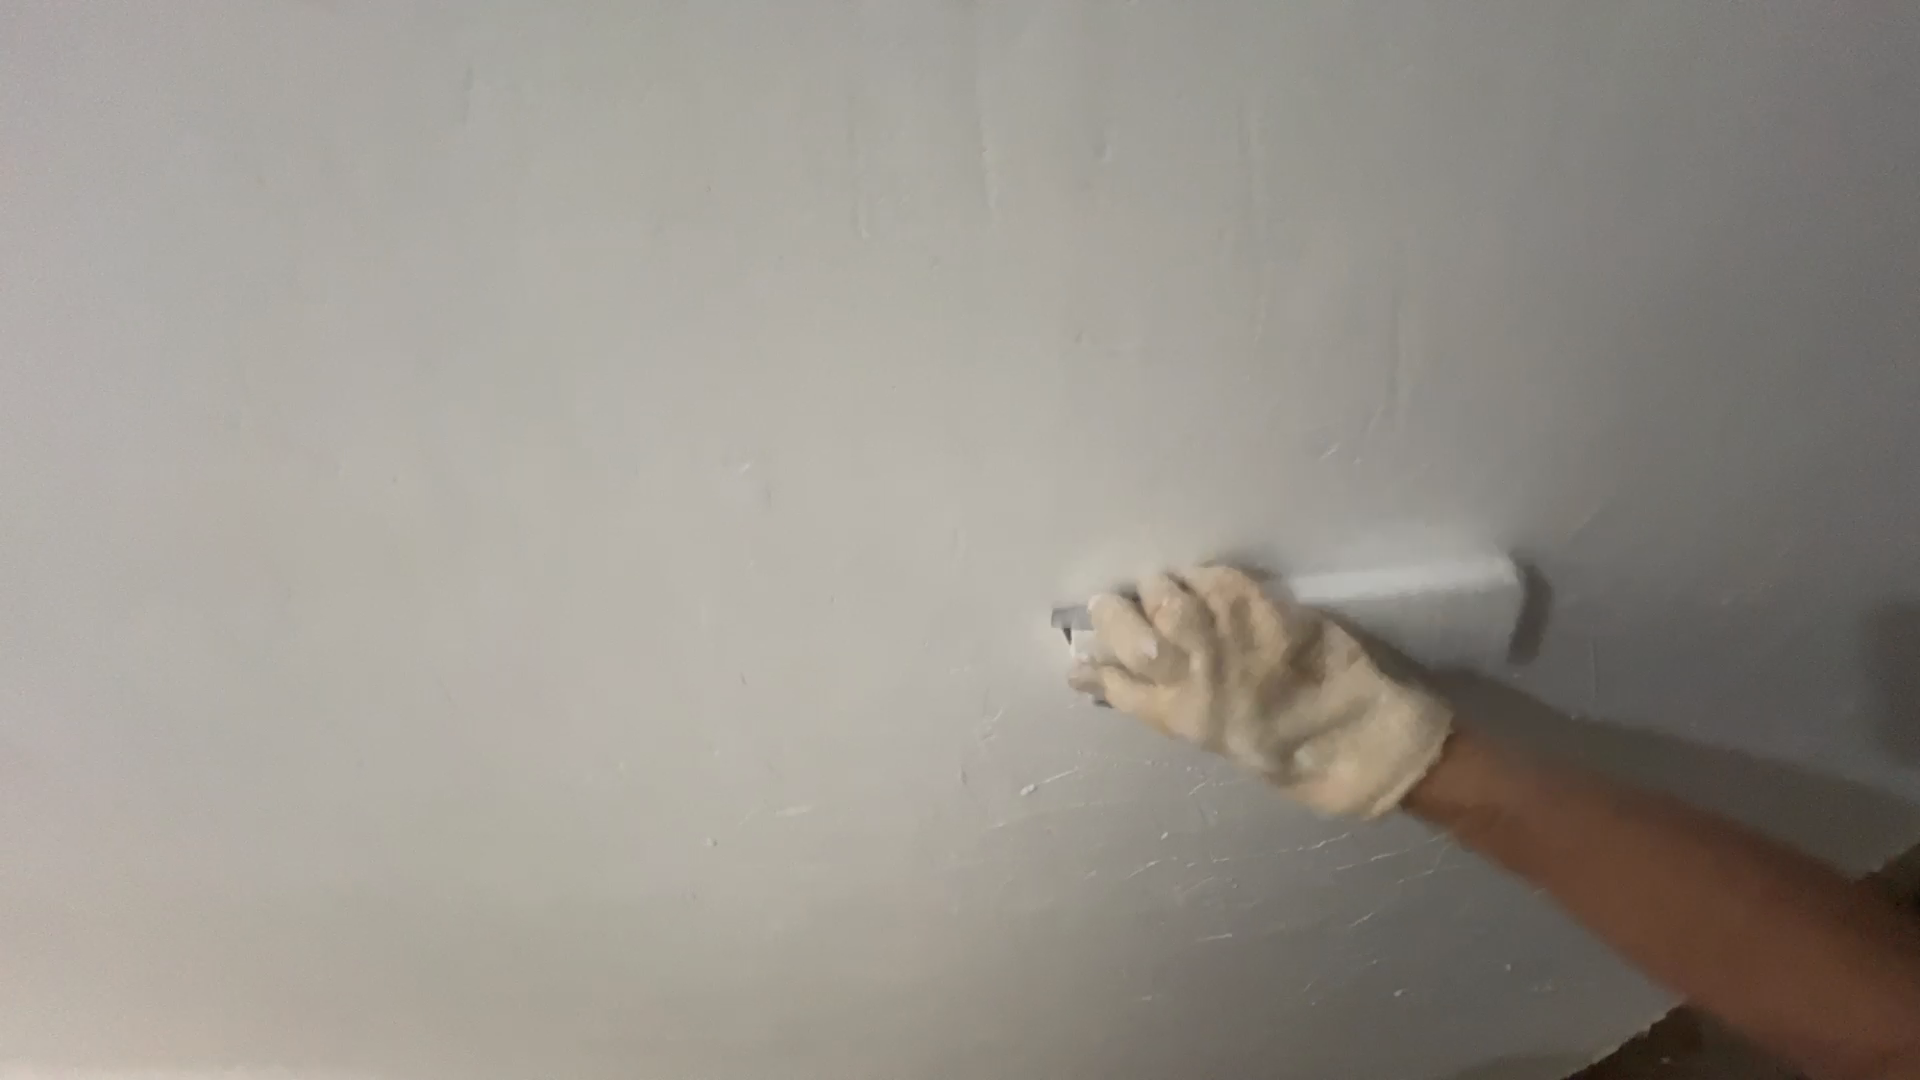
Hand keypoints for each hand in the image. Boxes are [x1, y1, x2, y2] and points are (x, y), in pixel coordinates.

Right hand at [1067, 566, 1451, 817]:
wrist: (1369, 745)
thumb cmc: (1299, 762)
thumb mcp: (1226, 746)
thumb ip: (1184, 712)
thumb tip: (1152, 687)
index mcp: (1181, 717)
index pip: (1114, 684)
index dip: (1092, 666)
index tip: (1078, 659)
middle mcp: (1193, 677)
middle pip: (1127, 631)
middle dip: (1112, 613)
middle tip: (1114, 604)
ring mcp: (1226, 640)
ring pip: (1165, 597)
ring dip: (1160, 589)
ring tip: (1167, 589)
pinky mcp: (1262, 611)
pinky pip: (1214, 579)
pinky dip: (1204, 577)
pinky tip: (1206, 583)